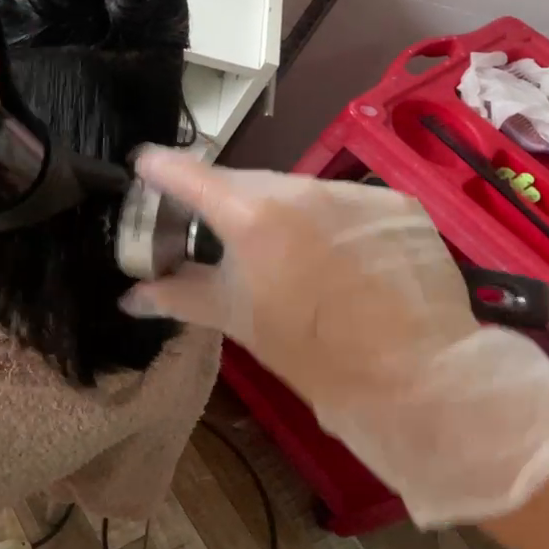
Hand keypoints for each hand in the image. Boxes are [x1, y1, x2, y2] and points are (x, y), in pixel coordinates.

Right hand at [119, 149, 548, 525]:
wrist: (420, 381)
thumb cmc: (311, 351)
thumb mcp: (235, 319)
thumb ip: (174, 296)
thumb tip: (127, 297)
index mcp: (249, 215)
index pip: (186, 173)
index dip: (158, 168)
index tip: (143, 166)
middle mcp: (298, 189)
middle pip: (241, 181)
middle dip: (223, 201)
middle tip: (218, 232)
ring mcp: (351, 193)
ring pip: (294, 190)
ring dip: (278, 210)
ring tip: (284, 250)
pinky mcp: (395, 205)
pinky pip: (343, 202)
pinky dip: (329, 219)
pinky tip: (336, 254)